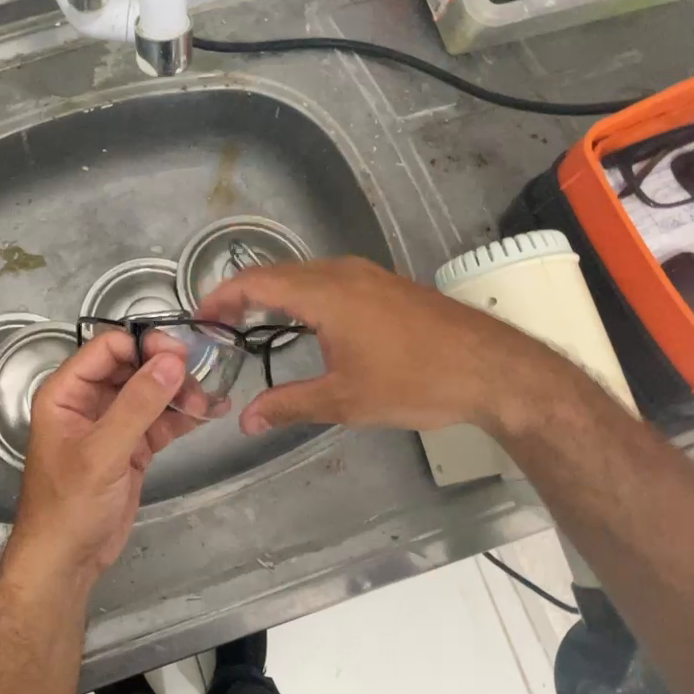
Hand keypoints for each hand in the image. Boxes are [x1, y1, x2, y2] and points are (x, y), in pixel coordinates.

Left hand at [12, 331, 199, 582]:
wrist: (66, 560)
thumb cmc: (70, 504)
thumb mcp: (103, 452)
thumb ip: (137, 404)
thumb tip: (171, 361)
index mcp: (66, 393)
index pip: (107, 349)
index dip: (143, 344)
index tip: (180, 354)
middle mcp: (87, 402)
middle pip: (132, 368)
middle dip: (166, 371)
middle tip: (200, 380)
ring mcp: (111, 425)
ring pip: (150, 394)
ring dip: (179, 394)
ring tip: (208, 402)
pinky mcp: (131, 448)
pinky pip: (158, 421)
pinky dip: (182, 417)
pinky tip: (209, 413)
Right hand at [196, 256, 576, 437]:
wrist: (493, 369)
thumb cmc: (415, 382)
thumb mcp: (344, 400)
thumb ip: (289, 405)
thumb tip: (245, 421)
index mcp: (324, 294)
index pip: (256, 282)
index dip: (221, 297)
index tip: (200, 318)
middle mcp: (341, 272)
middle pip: (276, 272)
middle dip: (242, 294)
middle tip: (219, 324)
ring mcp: (367, 274)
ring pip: (304, 274)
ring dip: (273, 293)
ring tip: (251, 323)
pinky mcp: (385, 285)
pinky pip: (328, 279)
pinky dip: (301, 294)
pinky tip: (303, 322)